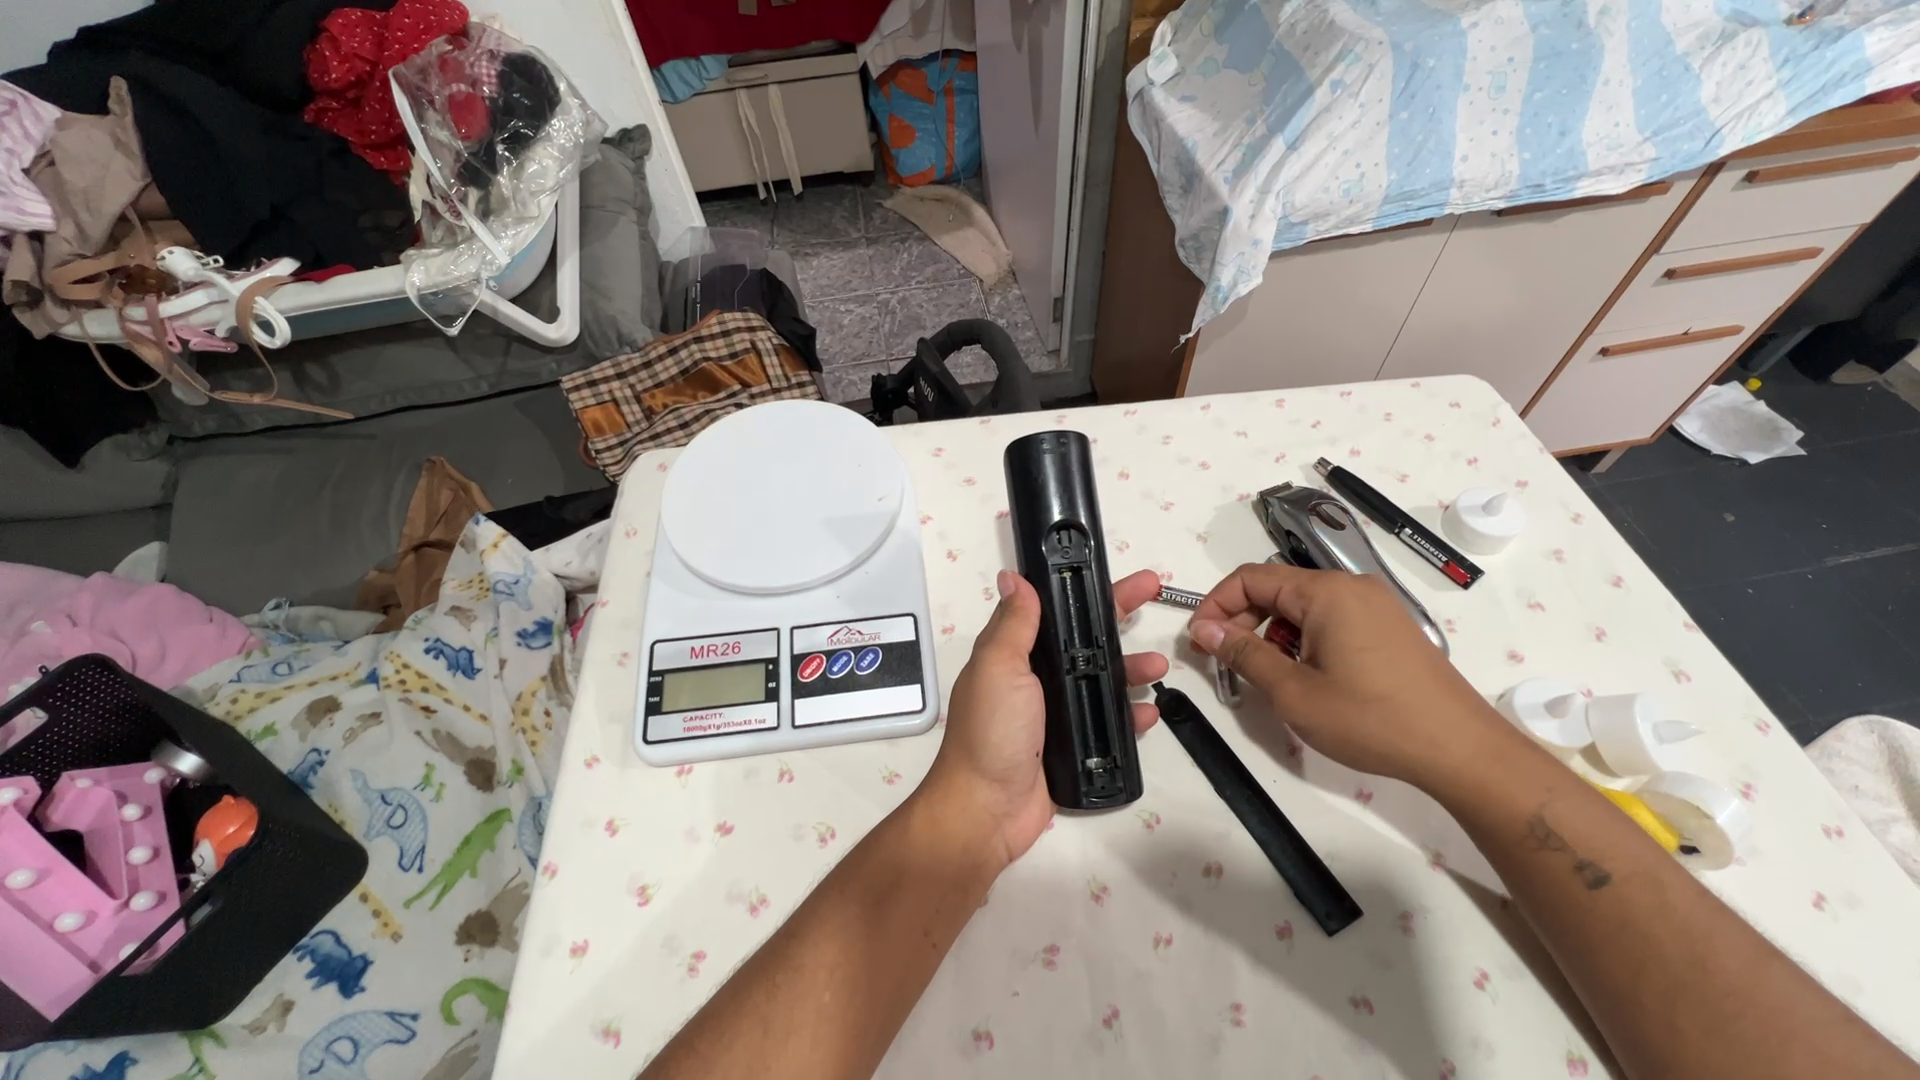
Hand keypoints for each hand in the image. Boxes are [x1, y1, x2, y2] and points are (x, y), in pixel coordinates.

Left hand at [918, 568, 1169, 869]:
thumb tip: (1013, 576)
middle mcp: (1037, 679)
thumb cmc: (991, 730)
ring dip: (1131, 669)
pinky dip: (1131, 717)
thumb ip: (1013, 624)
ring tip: (1158, 665)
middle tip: (1155, 597)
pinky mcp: (1074, 747)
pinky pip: (1109, 725)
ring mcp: (1056, 714)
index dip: (1086, 590)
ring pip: (1103, 681)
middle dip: (1119, 617)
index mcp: (1016, 654)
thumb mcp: (999, 667)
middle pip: (1086, 640)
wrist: (988, 807)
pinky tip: (1150, 713)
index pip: (1057, 611)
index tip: (1115, 571)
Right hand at [1186, 563, 1519, 788]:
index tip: (1199, 642)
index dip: (1216, 605)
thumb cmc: (1370, 719)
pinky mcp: (1388, 628)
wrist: (1460, 749)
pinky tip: (1307, 677)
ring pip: (1302, 607)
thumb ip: (1243, 654)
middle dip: (1242, 621)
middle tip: (1225, 663)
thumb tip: (1204, 629)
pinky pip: (1330, 620)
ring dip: (1272, 634)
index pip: (1251, 578)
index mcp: (1326, 593)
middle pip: (1277, 589)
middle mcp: (1351, 587)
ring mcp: (1375, 606)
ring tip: (1269, 677)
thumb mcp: (1293, 691)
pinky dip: (1303, 640)